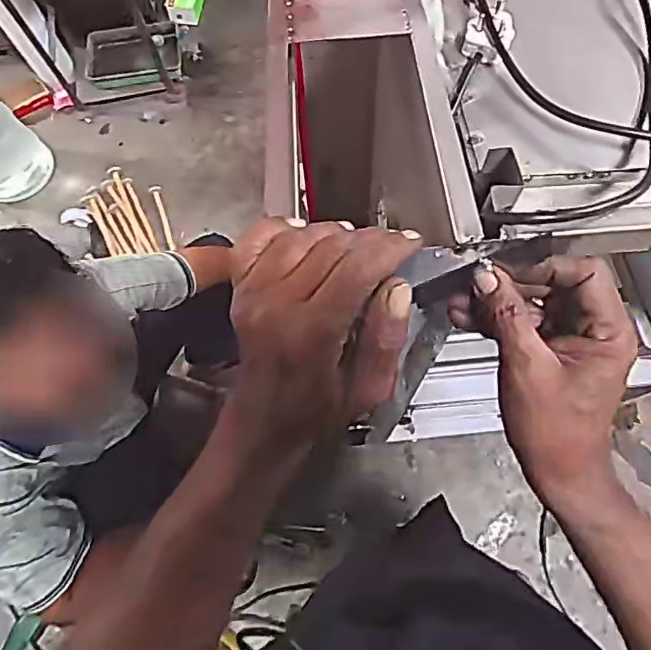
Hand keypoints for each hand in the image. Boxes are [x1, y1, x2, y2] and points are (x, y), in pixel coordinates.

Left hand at [226, 219, 420, 445]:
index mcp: (310, 334)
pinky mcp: (241, 287)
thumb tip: (397, 290)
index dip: (390, 248)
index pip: (356, 269)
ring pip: (302, 236)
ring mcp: (253, 293)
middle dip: (371, 238)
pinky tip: (308, 233)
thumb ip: (386, 340)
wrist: (262, 421)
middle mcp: (276, 306)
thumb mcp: (367, 389)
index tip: (409, 243)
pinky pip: (261, 237)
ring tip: (358, 243)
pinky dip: (287, 228)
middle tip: (392, 244)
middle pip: (332, 247)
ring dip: (336, 231)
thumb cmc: (313, 410)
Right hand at [456, 257, 638, 501]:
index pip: (586, 272)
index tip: (511, 272)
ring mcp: (573, 339)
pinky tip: (471, 317)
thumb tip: (488, 279)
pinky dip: (500, 320)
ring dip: (500, 302)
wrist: (559, 474)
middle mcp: (597, 331)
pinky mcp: (552, 350)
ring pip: (536, 302)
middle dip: (513, 284)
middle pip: (556, 284)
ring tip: (466, 301)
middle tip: (481, 284)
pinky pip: (526, 322)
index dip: (545, 267)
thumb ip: (506, 316)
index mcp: (609, 332)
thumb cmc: (558, 436)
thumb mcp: (527, 367)